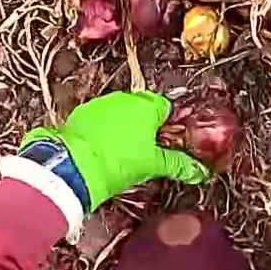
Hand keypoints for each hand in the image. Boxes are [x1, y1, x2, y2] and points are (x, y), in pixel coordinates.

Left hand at [24, 90, 207, 207]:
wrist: (73, 169)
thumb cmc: (116, 163)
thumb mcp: (152, 165)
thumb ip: (177, 164)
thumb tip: (197, 170)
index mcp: (146, 106)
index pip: (165, 108)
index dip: (166, 126)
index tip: (164, 142)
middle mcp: (123, 99)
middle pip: (142, 109)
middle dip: (145, 126)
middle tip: (145, 150)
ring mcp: (100, 105)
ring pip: (119, 112)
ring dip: (122, 127)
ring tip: (122, 153)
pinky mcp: (81, 114)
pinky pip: (98, 119)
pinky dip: (102, 130)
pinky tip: (102, 150)